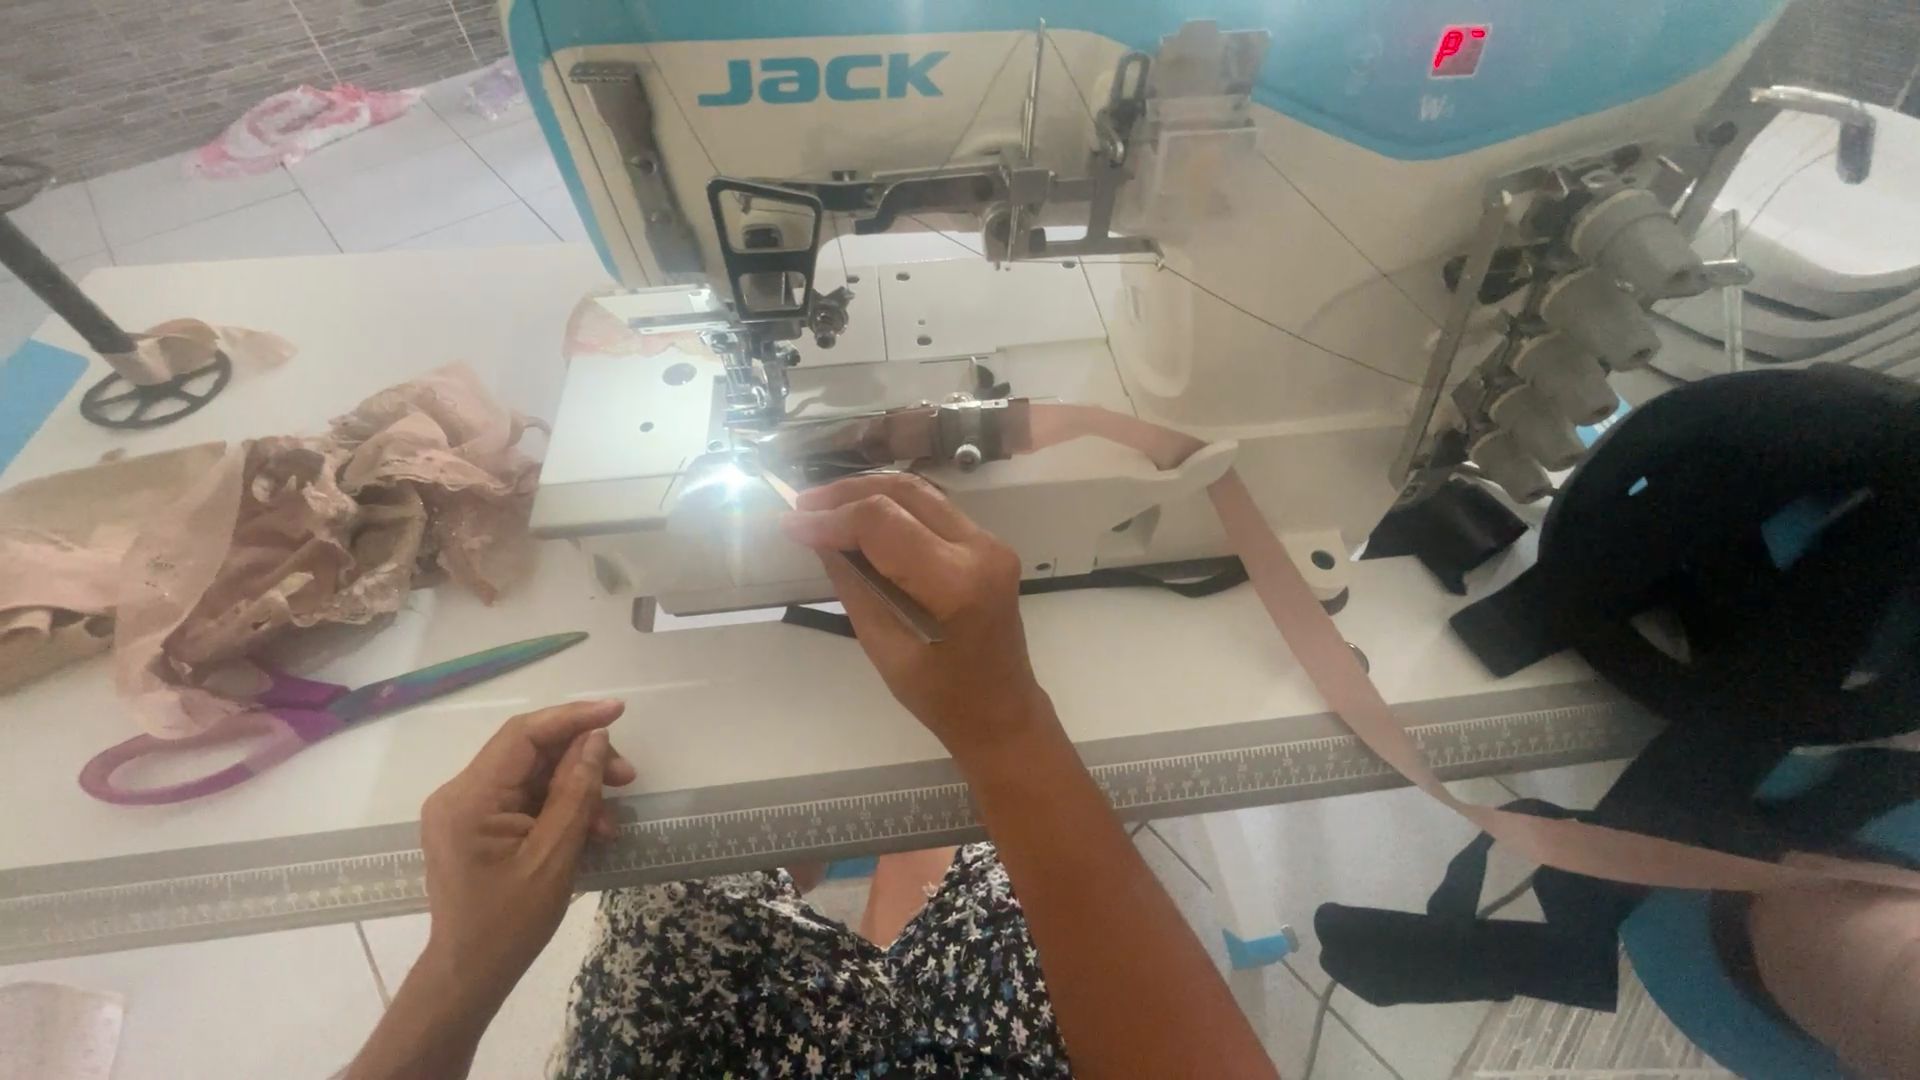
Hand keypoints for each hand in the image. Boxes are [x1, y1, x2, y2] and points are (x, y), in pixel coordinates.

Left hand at [416, 699, 636, 1003]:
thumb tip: (596, 738)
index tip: (617, 711)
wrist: (471, 975)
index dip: (573, 717)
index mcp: (469, 800)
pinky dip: (565, 804)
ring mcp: (468, 809)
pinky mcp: (480, 823)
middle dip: (584, 757)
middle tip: (627, 776)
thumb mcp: (555, 855)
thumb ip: (576, 790)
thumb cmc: (509, 923)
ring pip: (537, 772)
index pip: (524, 735)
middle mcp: (461, 794)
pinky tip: (594, 829)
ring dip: (580, 785)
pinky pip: (530, 796)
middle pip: (533, 751)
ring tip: (613, 818)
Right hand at [780, 472, 1058, 768]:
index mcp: (957, 584)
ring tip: (823, 506)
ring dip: (869, 493)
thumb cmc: (943, 698)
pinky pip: (934, 510)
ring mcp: (991, 543)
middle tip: (803, 504)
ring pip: (921, 493)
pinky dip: (893, 507)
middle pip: (905, 493)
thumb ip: (854, 588)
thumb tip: (820, 541)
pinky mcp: (989, 545)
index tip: (791, 524)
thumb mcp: (886, 651)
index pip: (882, 524)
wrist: (1003, 711)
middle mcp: (981, 550)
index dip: (831, 518)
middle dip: (847, 492)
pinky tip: (860, 518)